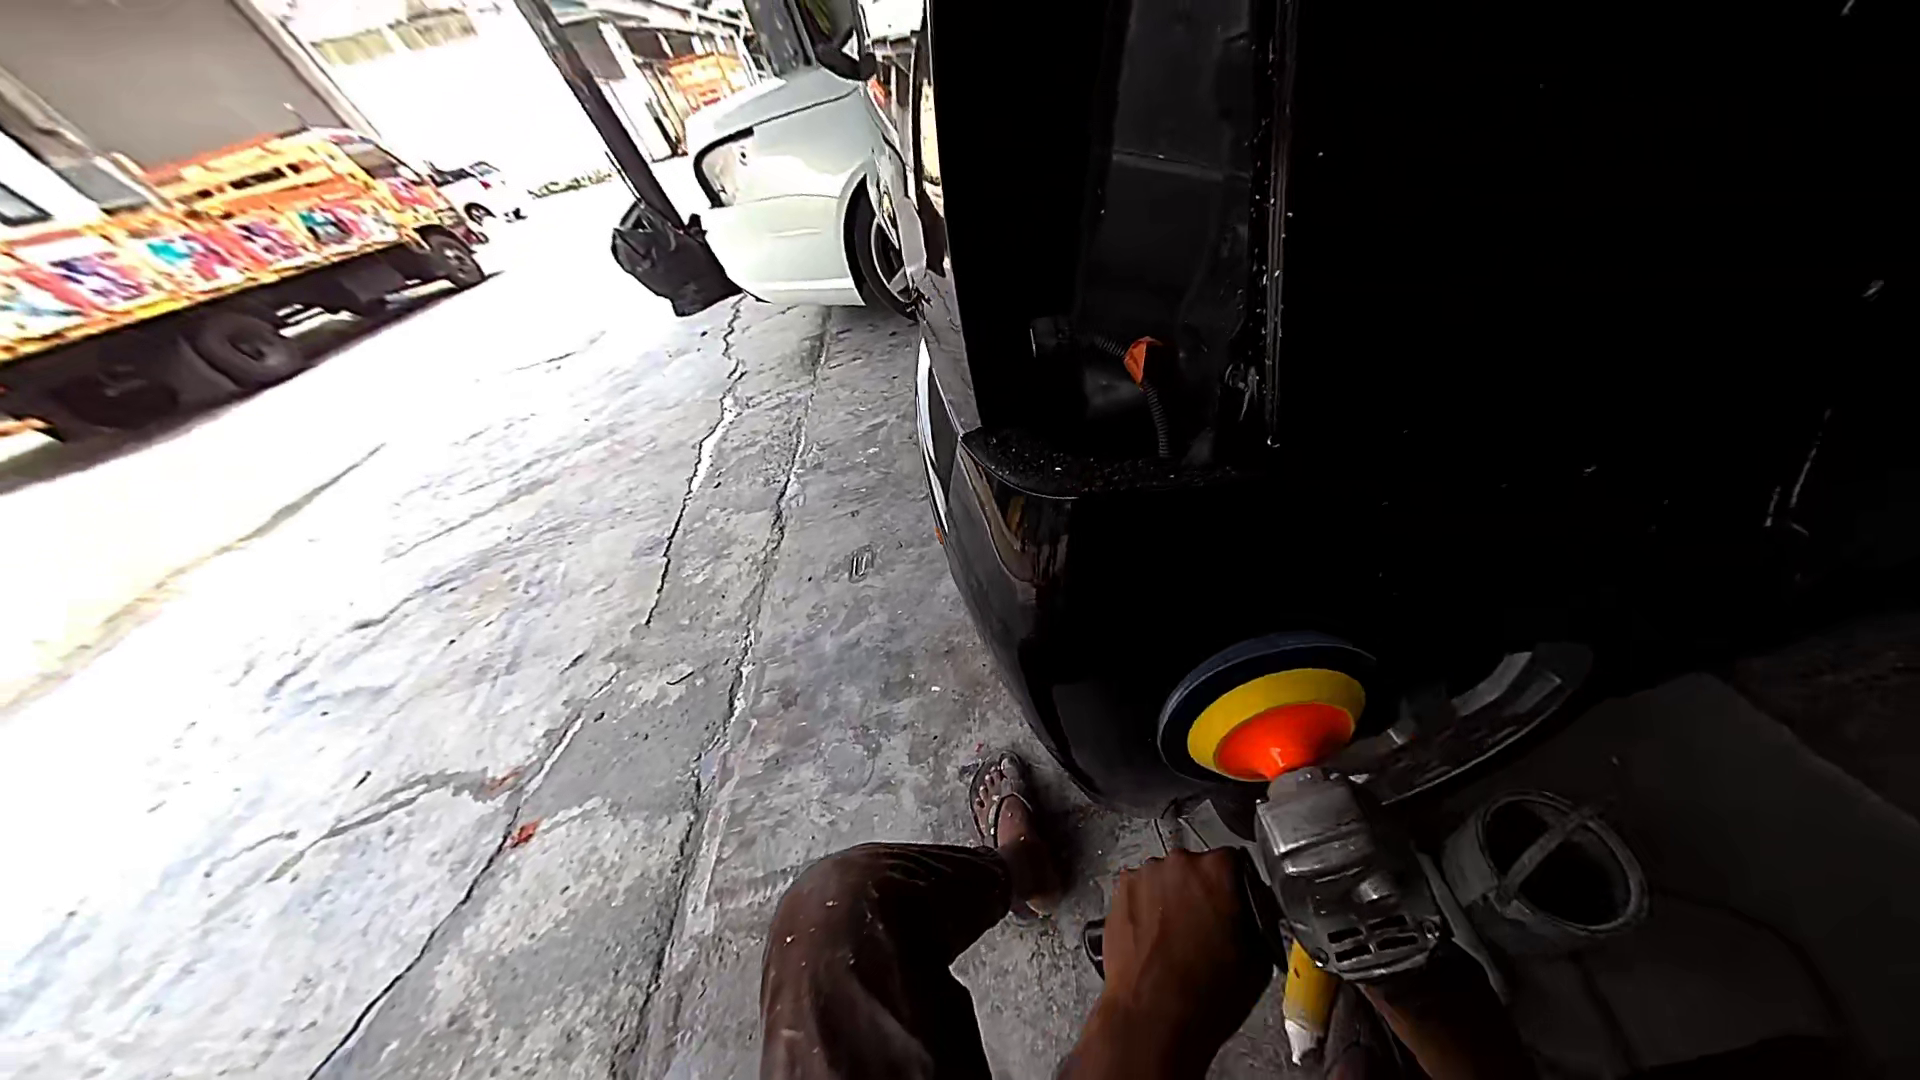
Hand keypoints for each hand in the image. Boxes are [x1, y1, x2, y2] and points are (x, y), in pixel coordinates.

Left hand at [1062, 849, 1274, 1078]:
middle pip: (1195, 866)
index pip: (1233, 860)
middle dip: (1201, 889)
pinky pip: (1140, 889)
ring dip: (1171, 896)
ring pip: (1165, 877)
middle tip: (1205, 924)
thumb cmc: (1204, 993)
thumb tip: (1252, 909)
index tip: (1234, 898)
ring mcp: (1145, 872)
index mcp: (1216, 871)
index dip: (1236, 882)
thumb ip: (1255, 918)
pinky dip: (1146, 905)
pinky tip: (1154, 935)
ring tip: (1176, 936)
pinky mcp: (1120, 887)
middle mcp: (1178, 862)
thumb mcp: (1256, 959)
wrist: (1153, 1011)